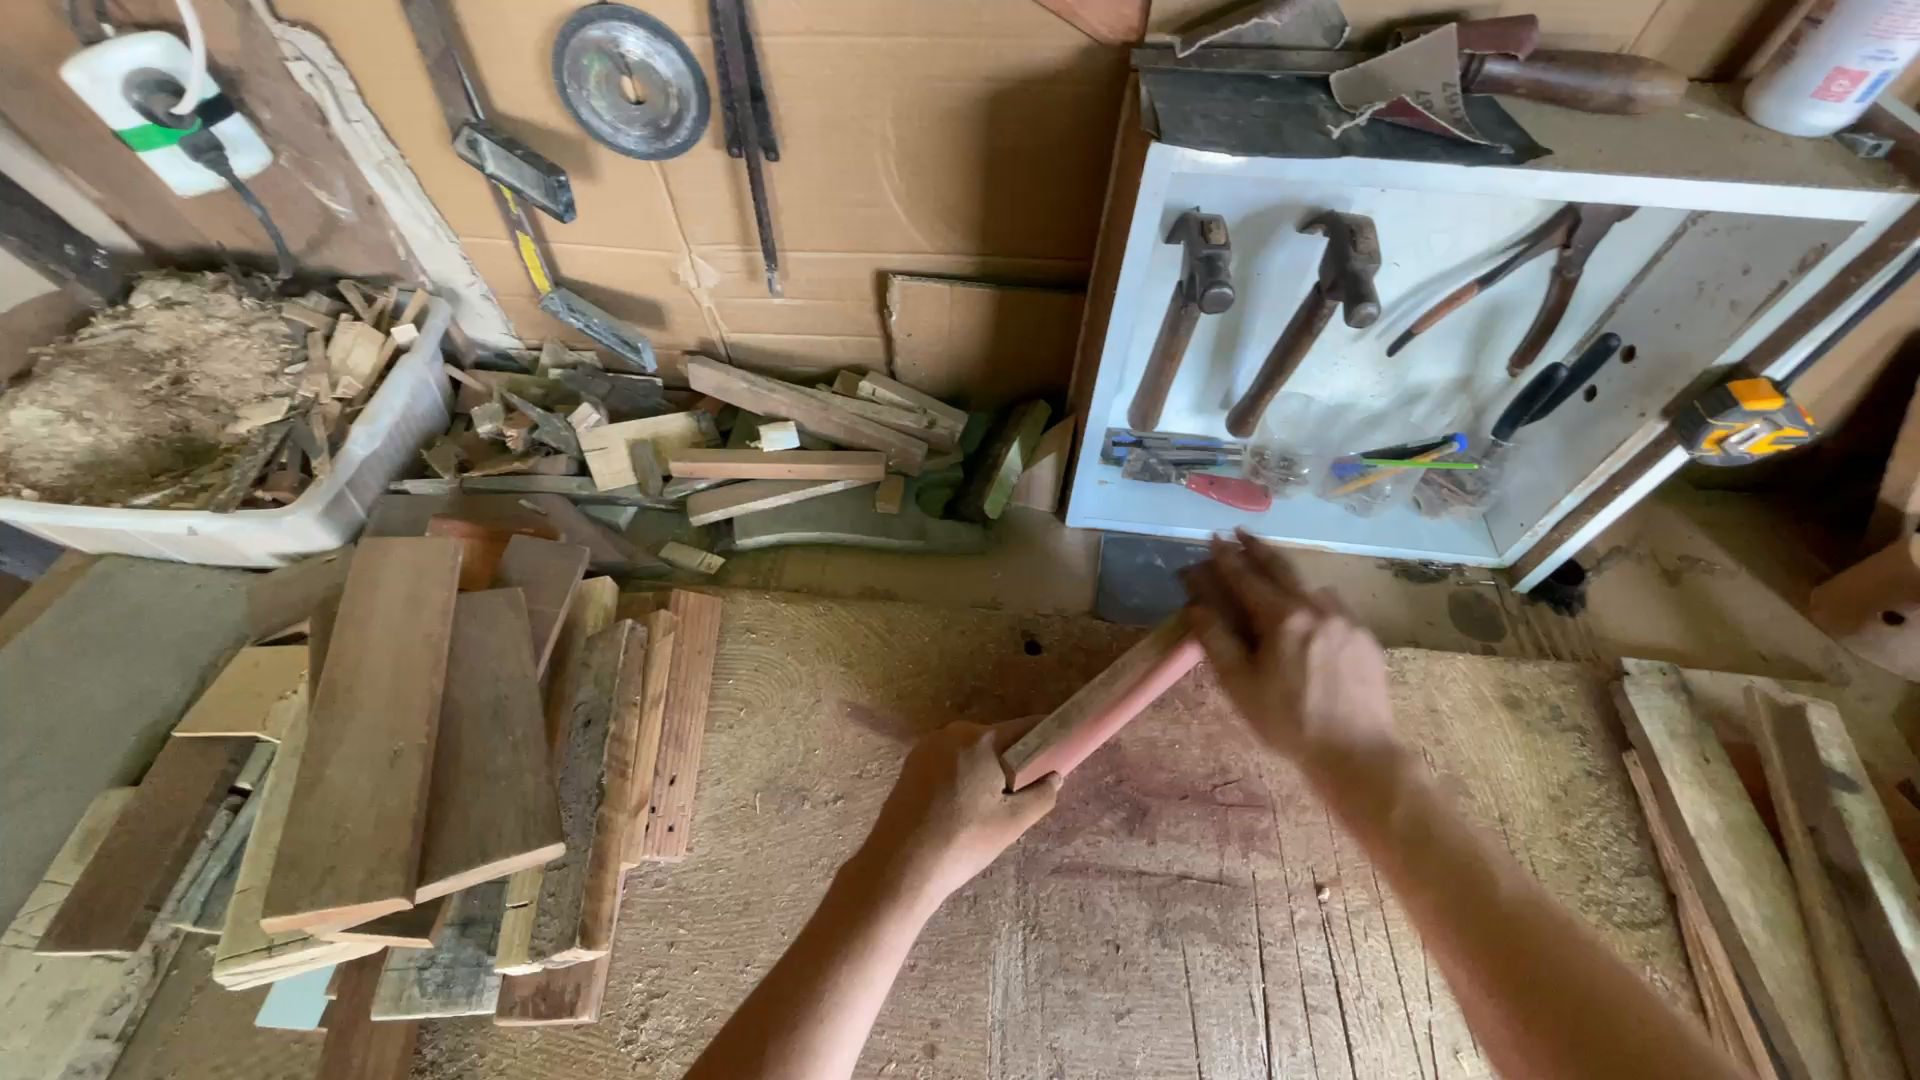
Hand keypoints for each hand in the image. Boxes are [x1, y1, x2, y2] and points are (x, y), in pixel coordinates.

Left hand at [853, 718, 1062, 907]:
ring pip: (970, 752)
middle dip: (1012, 761)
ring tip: (990, 807)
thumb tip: (1054, 776)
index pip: (1025, 728)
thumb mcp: (1012, 822)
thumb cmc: (962, 841)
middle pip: (995, 740)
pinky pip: (949, 762)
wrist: (901, 865)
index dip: (1045, 739)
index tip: (1058, 753)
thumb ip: (1041, 794)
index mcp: (980, 739)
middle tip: (1022, 794)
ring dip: (985, 770)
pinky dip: (962, 776)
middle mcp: (952, 733)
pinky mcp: (911, 764)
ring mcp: (927, 747)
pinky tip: (962, 807)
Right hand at [1182, 529, 1396, 770]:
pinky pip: (1334, 604)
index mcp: (1282, 619)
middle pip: (1283, 568)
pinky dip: (1314, 597)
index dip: (1226, 558)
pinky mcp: (1365, 637)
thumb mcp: (1239, 685)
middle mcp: (1316, 608)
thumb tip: (1195, 607)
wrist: (1357, 752)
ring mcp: (1346, 620)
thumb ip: (1215, 640)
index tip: (1213, 539)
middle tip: (1240, 533)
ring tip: (1273, 574)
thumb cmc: (1288, 721)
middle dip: (1258, 548)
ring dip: (1288, 575)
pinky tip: (1310, 610)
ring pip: (1312, 585)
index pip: (1246, 578)